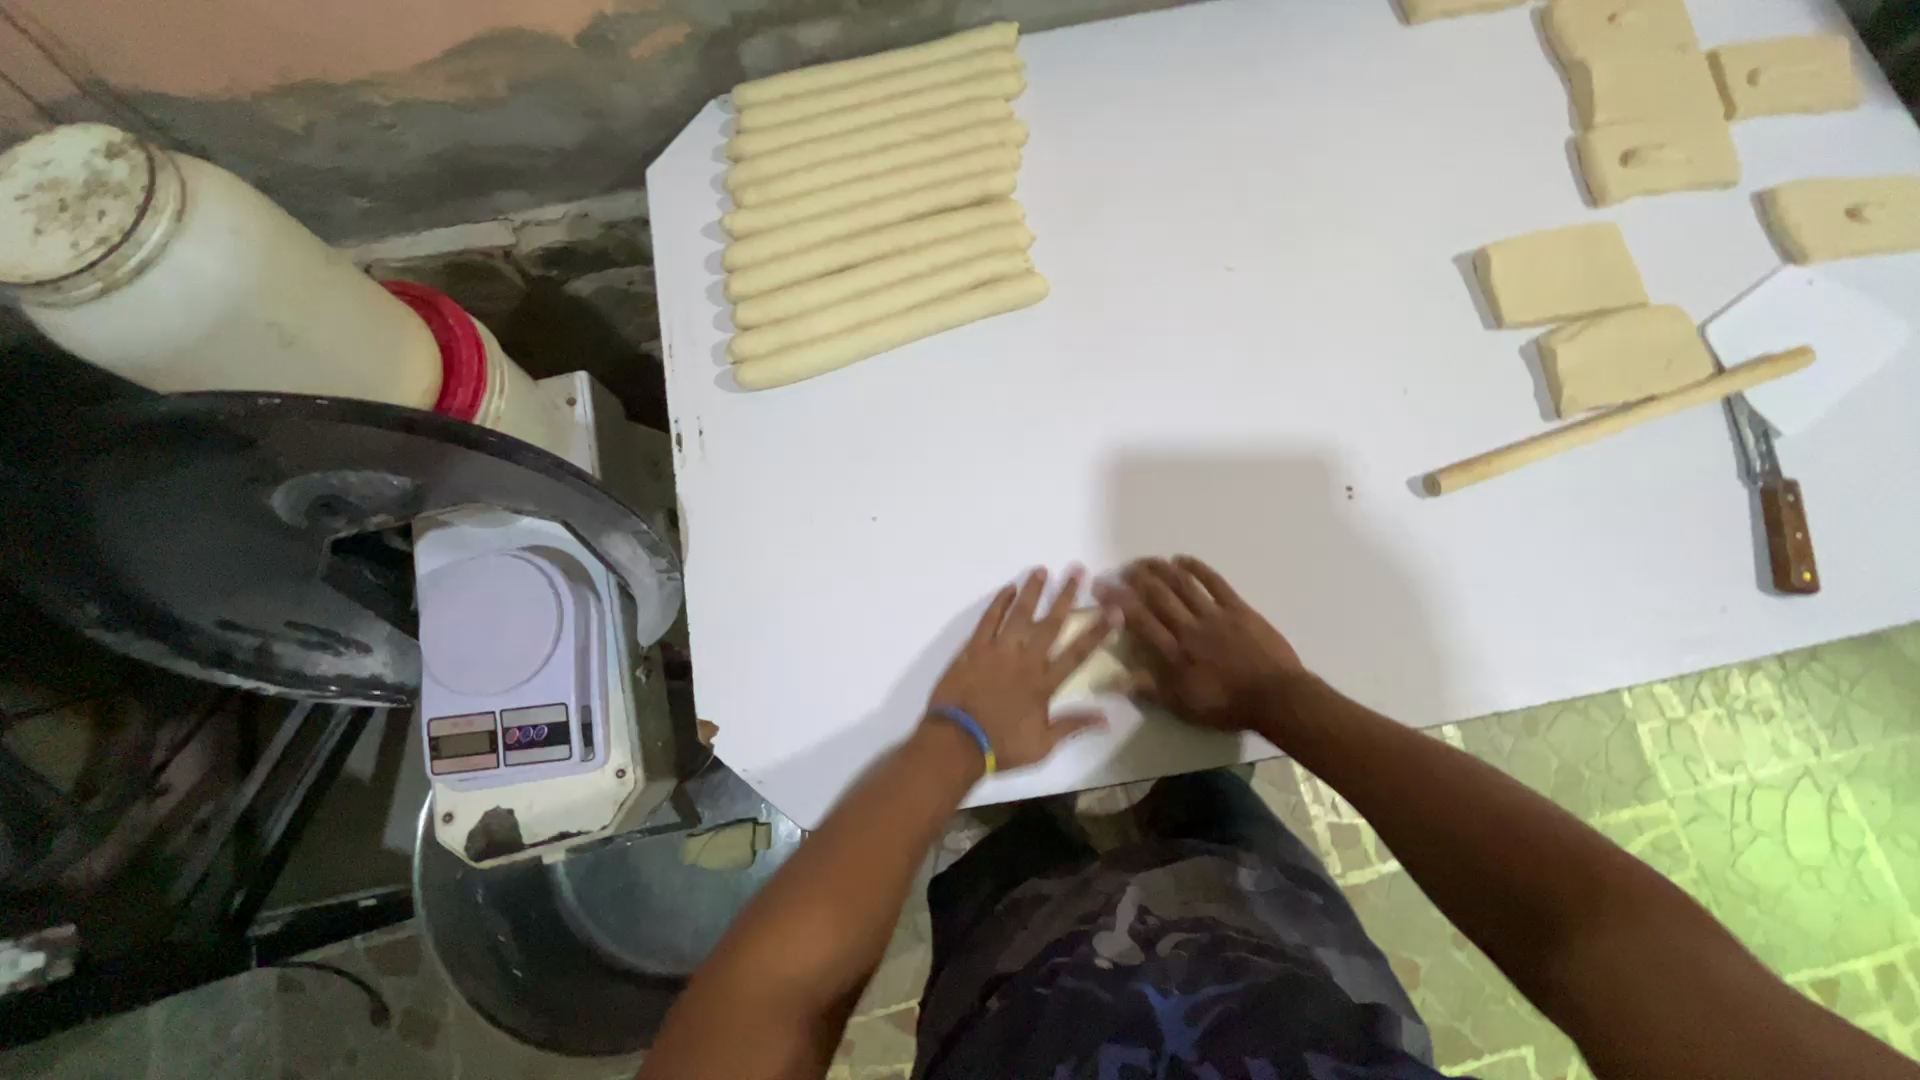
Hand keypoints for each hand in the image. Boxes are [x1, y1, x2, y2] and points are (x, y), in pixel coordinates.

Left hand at [925, 567, 1114, 771]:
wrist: (956, 742)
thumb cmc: (1001, 746)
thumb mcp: (1043, 745)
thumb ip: (1072, 725)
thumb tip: (1106, 718)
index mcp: (1044, 683)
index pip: (1077, 652)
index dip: (1097, 631)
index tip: (1114, 611)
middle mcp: (1025, 660)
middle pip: (1050, 623)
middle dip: (1066, 596)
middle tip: (1078, 571)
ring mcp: (997, 651)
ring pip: (1019, 614)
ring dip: (1032, 592)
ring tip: (1042, 570)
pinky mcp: (973, 650)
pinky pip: (988, 620)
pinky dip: (998, 604)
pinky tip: (1007, 589)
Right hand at [1096, 556, 1304, 732]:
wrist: (1276, 697)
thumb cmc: (1227, 706)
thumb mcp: (1183, 707)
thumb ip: (1149, 690)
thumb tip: (1113, 682)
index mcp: (1174, 653)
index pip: (1139, 621)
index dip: (1117, 602)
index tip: (1101, 588)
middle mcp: (1189, 628)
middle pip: (1158, 596)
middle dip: (1136, 580)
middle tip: (1122, 569)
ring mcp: (1215, 615)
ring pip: (1183, 585)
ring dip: (1162, 570)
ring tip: (1146, 561)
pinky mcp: (1238, 609)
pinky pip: (1214, 583)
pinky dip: (1197, 568)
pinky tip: (1182, 559)